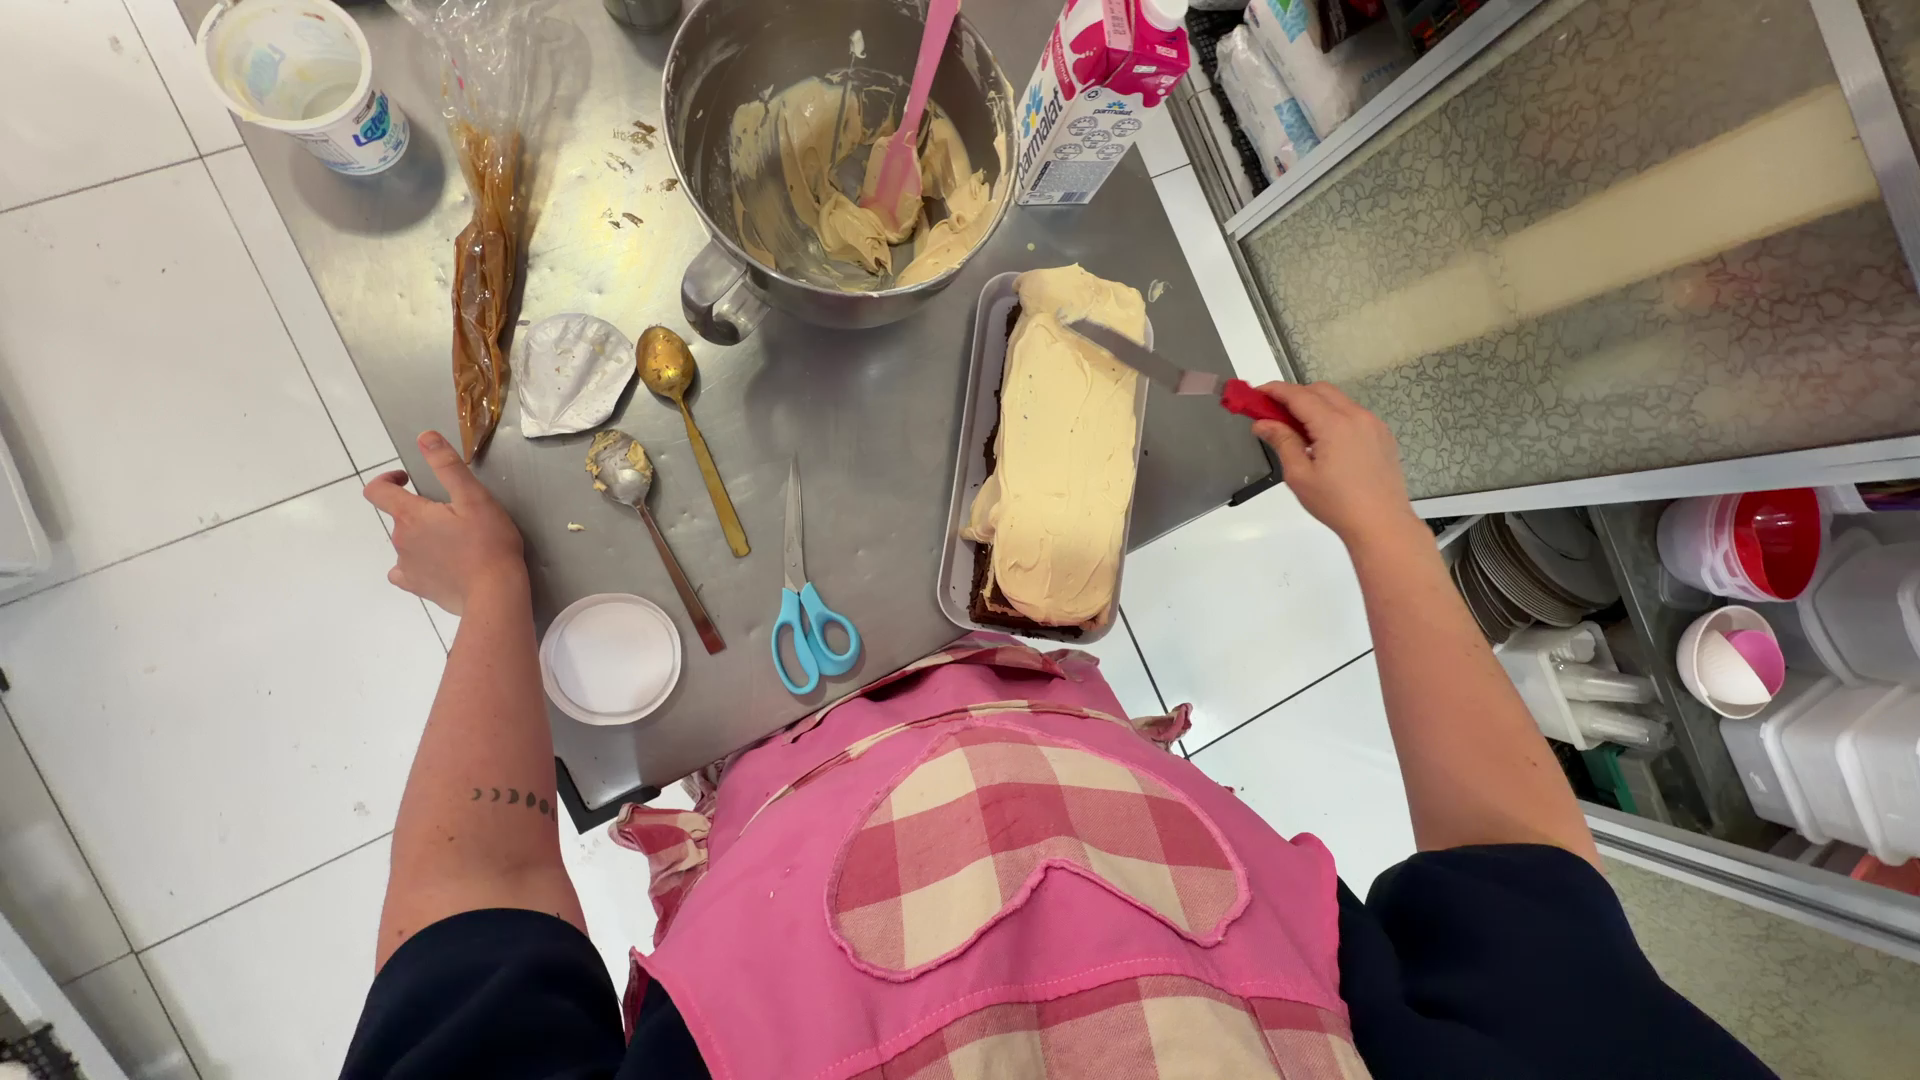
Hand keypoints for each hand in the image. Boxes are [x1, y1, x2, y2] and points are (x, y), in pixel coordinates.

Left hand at [363, 432, 525, 615]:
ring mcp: (405, 565)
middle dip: (421, 513)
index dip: (387, 480)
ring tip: (456, 544)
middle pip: (399, 518)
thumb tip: (424, 437)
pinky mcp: (416, 586)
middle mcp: (399, 539)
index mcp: (411, 515)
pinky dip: (418, 565)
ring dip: (423, 539)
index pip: (377, 491)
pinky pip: (406, 572)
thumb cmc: (489, 543)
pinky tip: (439, 567)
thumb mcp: (476, 499)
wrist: (493, 592)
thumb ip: (448, 467)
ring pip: (406, 544)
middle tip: (457, 518)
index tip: (408, 480)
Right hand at [1250, 382, 1418, 545]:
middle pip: (1320, 390)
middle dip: (1294, 395)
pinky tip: (1323, 441)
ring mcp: (1373, 425)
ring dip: (1314, 406)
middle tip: (1273, 413)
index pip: (1298, 395)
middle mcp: (1357, 417)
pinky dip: (1333, 416)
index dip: (1274, 390)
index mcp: (1334, 425)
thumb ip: (1282, 442)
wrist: (1381, 523)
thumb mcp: (1299, 475)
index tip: (1255, 393)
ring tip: (1297, 431)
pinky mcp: (1382, 435)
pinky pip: (1353, 415)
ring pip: (1338, 401)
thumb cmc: (1336, 503)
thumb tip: (1262, 423)